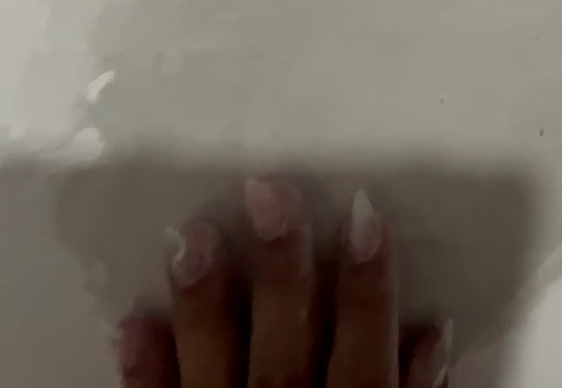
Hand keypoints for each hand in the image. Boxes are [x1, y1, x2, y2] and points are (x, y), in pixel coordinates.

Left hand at [114, 181, 450, 387]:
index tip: (363, 214)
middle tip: (265, 193)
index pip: (365, 343)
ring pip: (213, 373)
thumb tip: (429, 334)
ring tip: (190, 237)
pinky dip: (142, 375)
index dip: (368, 280)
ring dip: (204, 305)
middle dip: (280, 268)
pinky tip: (132, 321)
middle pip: (286, 344)